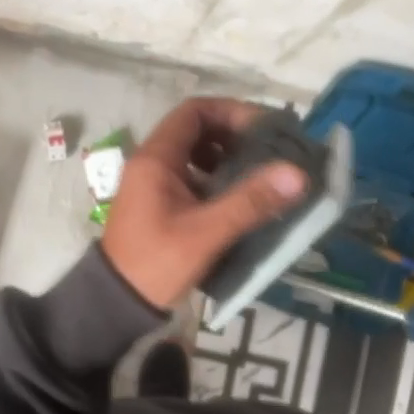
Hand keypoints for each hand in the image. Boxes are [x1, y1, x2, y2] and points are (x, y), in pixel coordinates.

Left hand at [102, 98, 307, 308]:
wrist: (116, 302)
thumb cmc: (156, 263)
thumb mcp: (206, 233)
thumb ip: (250, 201)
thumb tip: (297, 173)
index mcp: (155, 158)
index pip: (194, 111)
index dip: (232, 112)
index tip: (265, 130)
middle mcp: (151, 162)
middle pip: (196, 129)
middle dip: (234, 136)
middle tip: (269, 153)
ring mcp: (152, 183)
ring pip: (194, 154)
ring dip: (226, 158)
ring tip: (258, 175)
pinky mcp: (158, 204)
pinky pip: (191, 177)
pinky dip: (215, 179)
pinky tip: (238, 200)